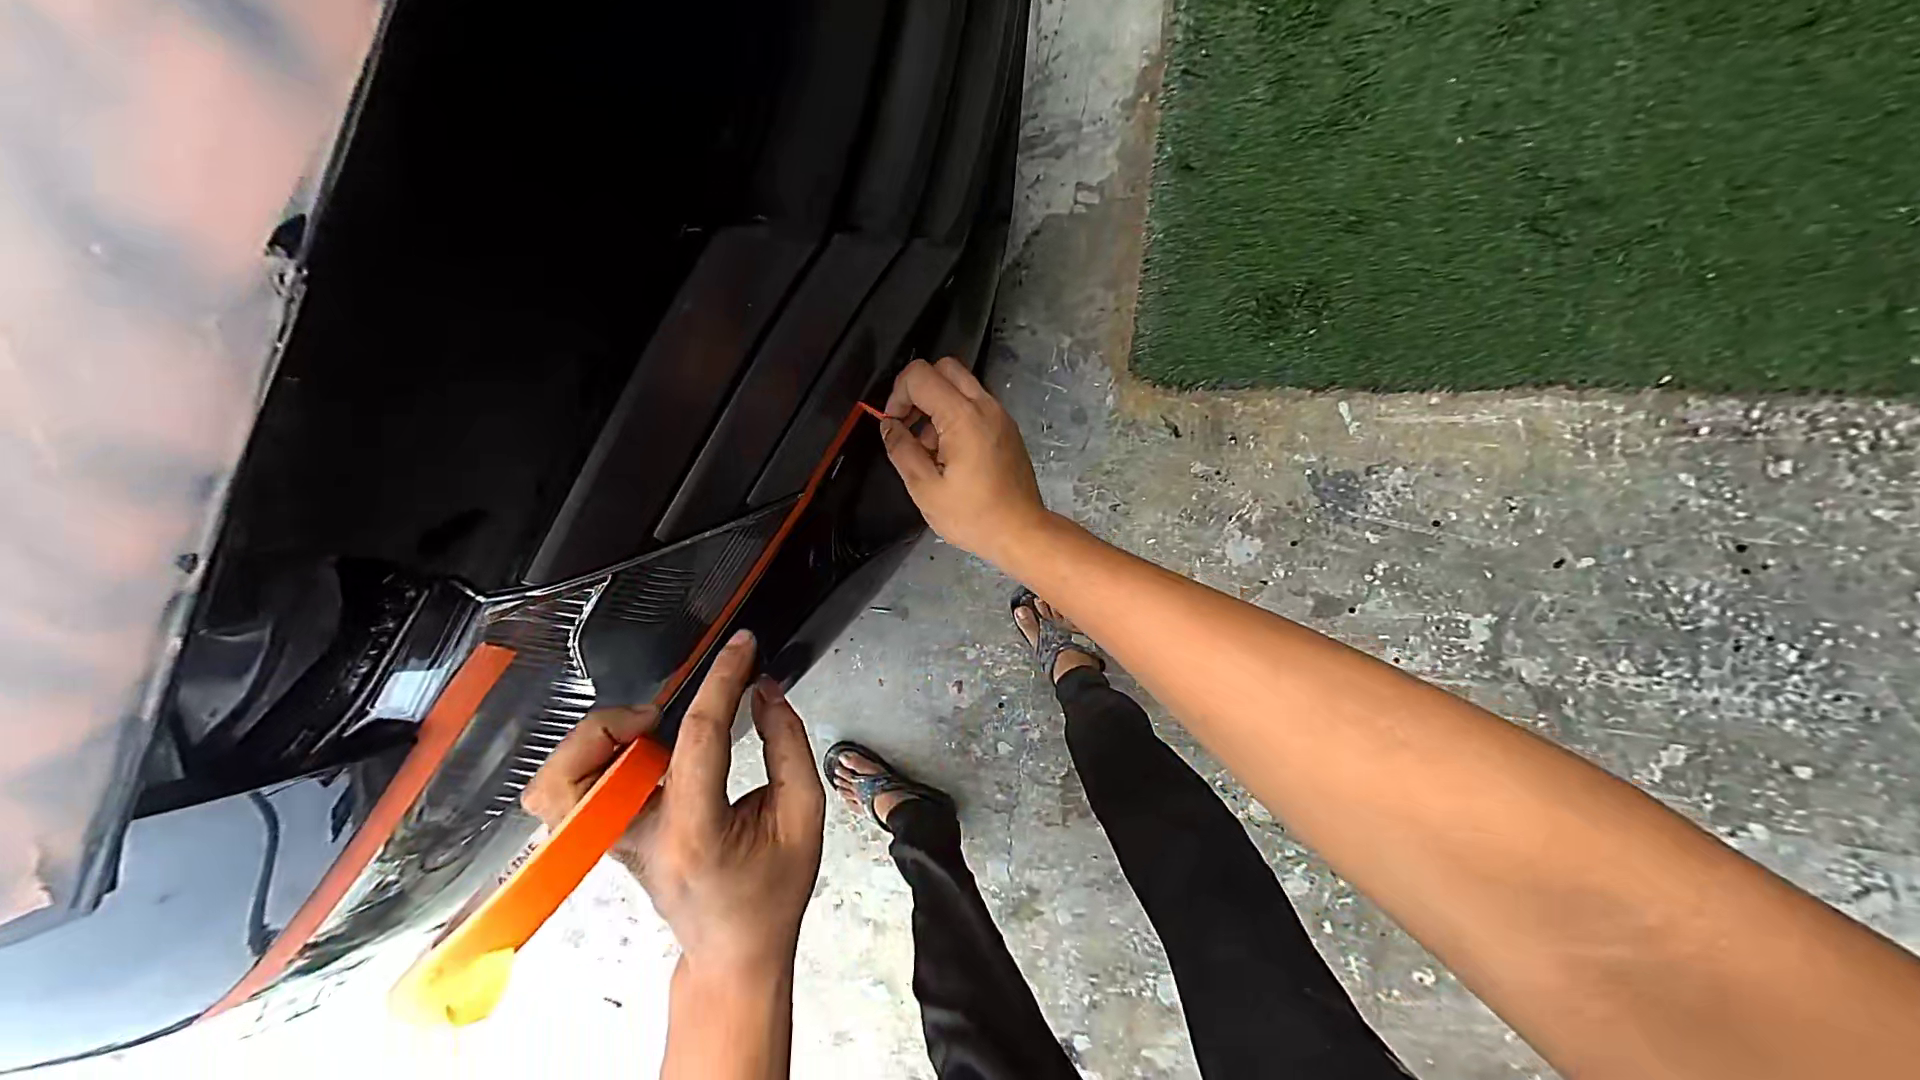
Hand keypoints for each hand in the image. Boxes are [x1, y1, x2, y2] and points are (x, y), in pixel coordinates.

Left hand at [521, 630, 825, 981]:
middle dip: (618, 722)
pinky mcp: (607, 840)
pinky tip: (637, 752)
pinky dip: (590, 759)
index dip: (723, 681)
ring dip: (593, 741)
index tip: (741, 647)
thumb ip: (788, 744)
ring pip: (557, 785)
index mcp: (696, 833)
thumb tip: (762, 691)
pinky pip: (570, 793)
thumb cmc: (773, 890)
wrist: (735, 949)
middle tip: (661, 714)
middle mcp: (638, 839)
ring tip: (644, 731)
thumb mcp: (804, 813)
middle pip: (582, 772)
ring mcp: (612, 844)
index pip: (698, 737)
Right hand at [880, 357, 1051, 564]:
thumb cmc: (975, 516)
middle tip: (908, 424)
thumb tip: (889, 427)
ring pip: (961, 384)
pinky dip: (955, 414)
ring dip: (937, 403)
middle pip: (944, 367)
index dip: (897, 395)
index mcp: (963, 417)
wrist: (1021, 532)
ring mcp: (1000, 416)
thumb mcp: (925, 488)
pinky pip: (975, 404)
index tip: (894, 424)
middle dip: (918, 389)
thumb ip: (901, 450)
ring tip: (928, 447)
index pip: (920, 375)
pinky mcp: (1006, 428)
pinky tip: (949, 453)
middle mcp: (986, 407)